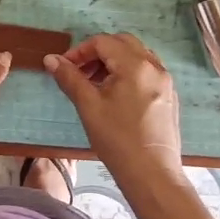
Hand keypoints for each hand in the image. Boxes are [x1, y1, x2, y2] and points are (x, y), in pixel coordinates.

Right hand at [45, 34, 183, 182]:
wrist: (153, 176)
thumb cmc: (117, 139)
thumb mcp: (88, 106)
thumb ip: (69, 77)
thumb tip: (50, 58)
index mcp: (135, 64)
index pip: (103, 42)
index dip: (80, 51)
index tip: (65, 67)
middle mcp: (154, 66)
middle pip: (122, 43)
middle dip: (98, 53)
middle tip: (81, 72)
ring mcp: (165, 82)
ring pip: (137, 56)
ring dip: (114, 62)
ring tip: (96, 85)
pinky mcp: (169, 97)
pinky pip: (147, 72)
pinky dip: (129, 73)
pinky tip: (117, 97)